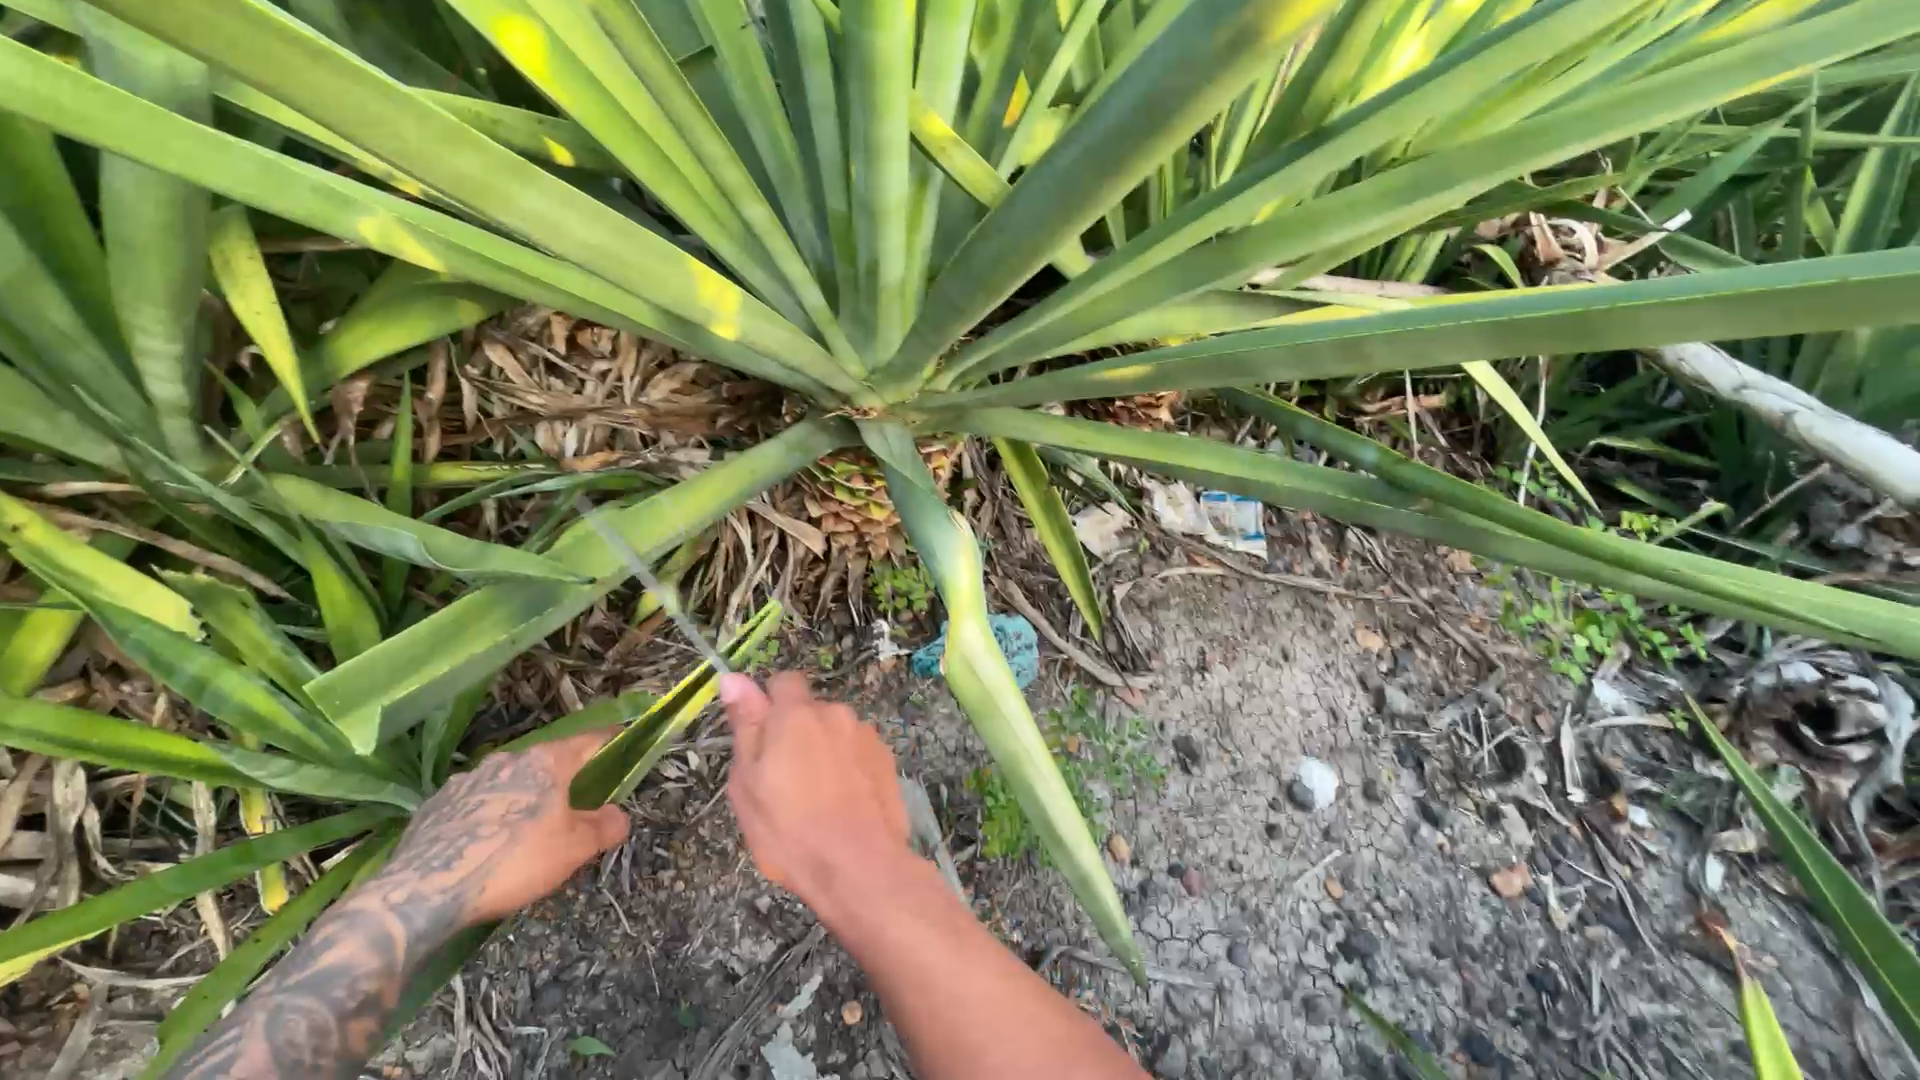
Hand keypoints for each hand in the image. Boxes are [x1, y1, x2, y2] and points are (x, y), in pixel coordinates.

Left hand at [390, 732, 631, 926]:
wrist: (422, 893)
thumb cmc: (513, 861)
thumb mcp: (574, 850)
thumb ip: (605, 827)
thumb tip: (618, 815)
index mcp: (546, 762)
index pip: (589, 740)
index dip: (611, 741)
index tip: (624, 742)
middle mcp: (507, 760)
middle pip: (548, 762)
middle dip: (565, 778)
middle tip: (576, 805)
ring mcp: (466, 780)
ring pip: (510, 782)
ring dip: (525, 797)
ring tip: (528, 830)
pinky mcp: (435, 806)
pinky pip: (476, 802)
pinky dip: (490, 814)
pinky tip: (487, 843)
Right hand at [720, 672, 910, 908]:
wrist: (860, 867)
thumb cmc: (790, 830)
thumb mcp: (748, 783)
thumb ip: (745, 726)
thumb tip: (733, 678)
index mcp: (797, 714)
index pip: (783, 682)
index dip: (769, 705)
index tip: (762, 740)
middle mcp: (837, 714)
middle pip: (810, 711)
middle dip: (797, 734)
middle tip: (782, 781)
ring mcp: (867, 737)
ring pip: (835, 734)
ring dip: (825, 752)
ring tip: (816, 800)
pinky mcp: (887, 760)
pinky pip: (858, 754)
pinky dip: (848, 769)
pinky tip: (844, 805)